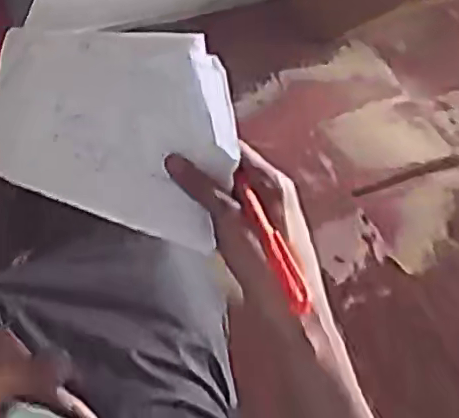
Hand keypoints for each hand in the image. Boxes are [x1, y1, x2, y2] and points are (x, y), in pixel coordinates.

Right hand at [168, 144, 375, 417]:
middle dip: (199, 161)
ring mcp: (261, 215)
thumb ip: (204, 189)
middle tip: (165, 149)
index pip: (236, 147)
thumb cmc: (270, 270)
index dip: (207, 138)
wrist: (293, 328)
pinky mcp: (251, 236)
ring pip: (224, 189)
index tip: (176, 130)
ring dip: (200, 184)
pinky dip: (204, 204)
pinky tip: (182, 203)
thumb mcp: (232, 223)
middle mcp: (270, 193)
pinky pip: (223, 209)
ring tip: (167, 171)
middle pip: (229, 167)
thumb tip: (174, 159)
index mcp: (274, 182)